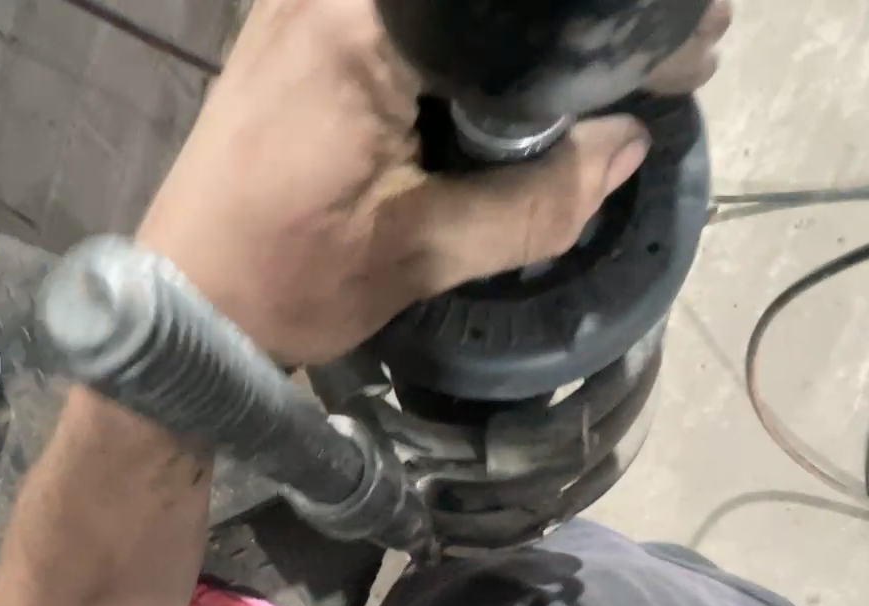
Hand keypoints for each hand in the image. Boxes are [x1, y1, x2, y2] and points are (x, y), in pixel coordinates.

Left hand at [137, 0, 730, 366]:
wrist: (186, 312)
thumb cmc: (286, 287)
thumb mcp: (417, 256)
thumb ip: (533, 202)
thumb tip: (627, 147)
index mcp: (361, 25)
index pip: (517, 4)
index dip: (608, 25)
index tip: (682, 53)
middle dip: (569, 26)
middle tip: (650, 65)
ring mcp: (303, 6)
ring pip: (450, 10)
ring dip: (520, 38)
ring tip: (590, 83)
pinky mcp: (293, 39)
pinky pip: (406, 27)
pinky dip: (466, 52)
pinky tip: (507, 91)